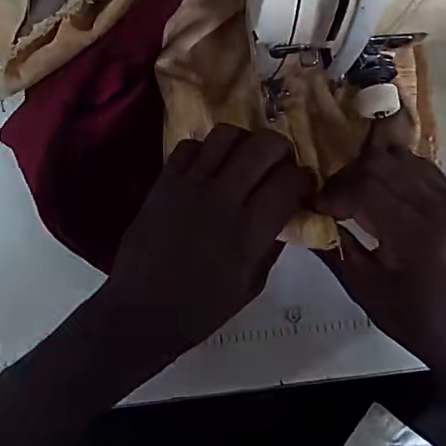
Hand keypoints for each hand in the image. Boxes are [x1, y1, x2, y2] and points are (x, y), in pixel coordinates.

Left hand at [100, 125, 310, 360]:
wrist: (142, 310)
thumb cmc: (202, 307)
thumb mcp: (251, 284)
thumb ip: (271, 244)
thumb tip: (287, 214)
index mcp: (249, 230)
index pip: (288, 182)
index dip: (303, 178)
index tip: (303, 185)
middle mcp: (223, 199)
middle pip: (262, 146)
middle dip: (280, 149)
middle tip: (278, 164)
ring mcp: (190, 185)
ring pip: (226, 135)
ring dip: (243, 142)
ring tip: (242, 159)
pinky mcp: (164, 182)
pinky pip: (189, 146)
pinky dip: (204, 151)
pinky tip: (207, 168)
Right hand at [316, 116, 445, 373]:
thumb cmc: (410, 316)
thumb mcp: (362, 286)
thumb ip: (333, 245)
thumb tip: (301, 218)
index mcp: (414, 233)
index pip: (364, 188)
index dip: (332, 194)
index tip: (313, 207)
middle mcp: (436, 207)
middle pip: (380, 164)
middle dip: (346, 178)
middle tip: (329, 199)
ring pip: (398, 157)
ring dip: (368, 169)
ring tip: (352, 192)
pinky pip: (417, 165)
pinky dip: (392, 170)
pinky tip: (378, 190)